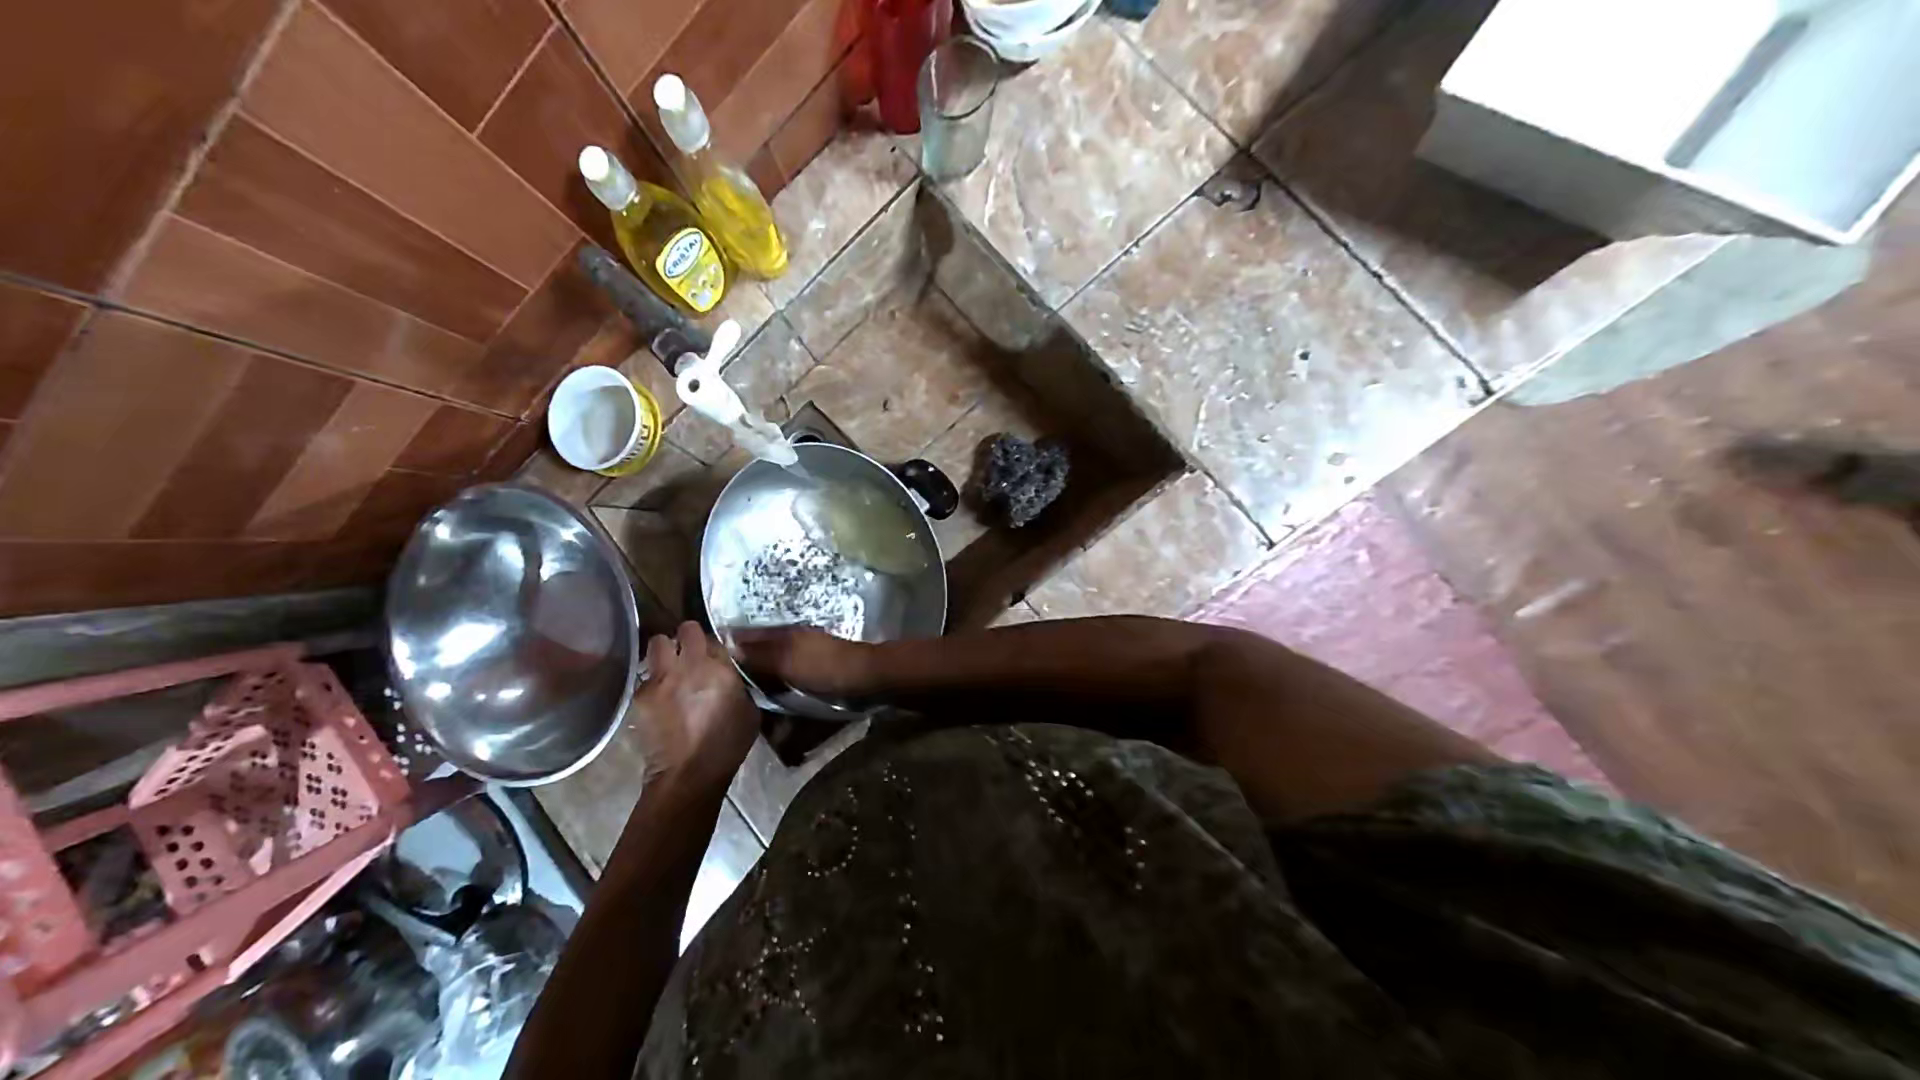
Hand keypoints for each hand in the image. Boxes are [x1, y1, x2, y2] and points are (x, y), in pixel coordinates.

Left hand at [630, 622, 757, 790]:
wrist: (688, 774)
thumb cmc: (726, 744)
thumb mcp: (748, 709)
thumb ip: (735, 683)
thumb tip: (727, 673)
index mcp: (717, 666)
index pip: (709, 634)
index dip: (710, 642)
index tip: (712, 652)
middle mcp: (686, 664)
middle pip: (682, 631)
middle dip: (685, 638)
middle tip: (689, 654)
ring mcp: (659, 679)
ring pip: (656, 646)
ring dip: (665, 654)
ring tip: (671, 671)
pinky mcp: (639, 696)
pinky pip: (645, 677)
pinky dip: (653, 682)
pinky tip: (661, 699)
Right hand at [730, 627, 873, 698]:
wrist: (868, 678)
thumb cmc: (825, 667)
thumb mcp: (788, 662)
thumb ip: (759, 655)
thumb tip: (726, 646)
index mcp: (783, 635)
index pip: (746, 636)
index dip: (727, 645)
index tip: (704, 661)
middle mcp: (791, 642)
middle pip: (759, 651)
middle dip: (741, 665)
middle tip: (718, 686)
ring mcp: (804, 658)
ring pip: (772, 667)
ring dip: (759, 680)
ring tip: (739, 699)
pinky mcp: (815, 674)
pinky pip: (786, 680)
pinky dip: (775, 689)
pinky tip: (768, 702)